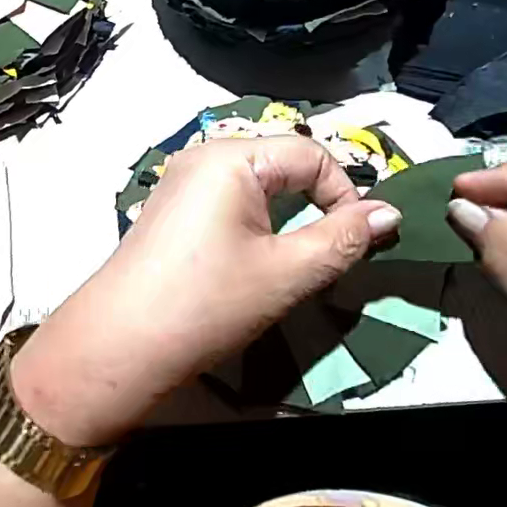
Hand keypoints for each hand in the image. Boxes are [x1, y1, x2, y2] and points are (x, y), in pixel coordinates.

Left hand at [12, 136, 400, 446]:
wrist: (116, 351)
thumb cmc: (207, 304)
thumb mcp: (287, 273)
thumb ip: (343, 238)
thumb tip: (390, 213)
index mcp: (232, 158)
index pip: (311, 155)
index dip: (344, 193)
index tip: (358, 239)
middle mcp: (205, 156)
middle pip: (285, 164)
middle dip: (318, 203)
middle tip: (332, 250)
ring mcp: (184, 181)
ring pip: (260, 184)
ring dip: (291, 215)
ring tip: (300, 258)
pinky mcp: (175, 208)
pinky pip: (233, 199)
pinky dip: (261, 222)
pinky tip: (260, 258)